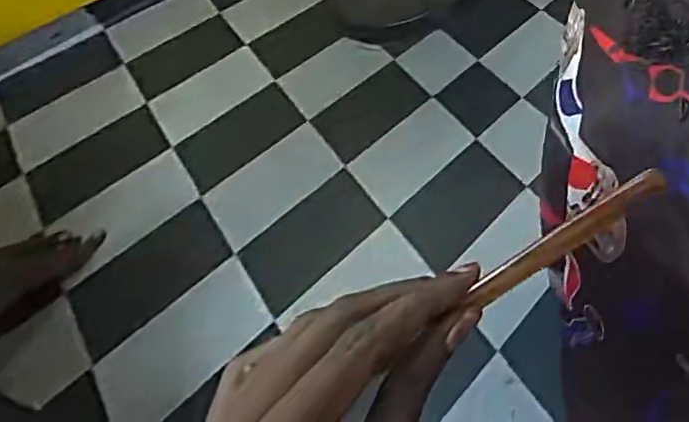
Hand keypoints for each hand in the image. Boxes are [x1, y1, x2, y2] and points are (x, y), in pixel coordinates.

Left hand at [208, 267, 480, 421]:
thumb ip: (415, 385)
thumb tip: (458, 320)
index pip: (360, 343)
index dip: (421, 303)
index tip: (465, 281)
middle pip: (332, 326)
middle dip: (401, 298)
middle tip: (453, 285)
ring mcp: (224, 419)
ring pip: (302, 331)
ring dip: (367, 310)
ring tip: (418, 303)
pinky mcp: (224, 416)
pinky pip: (272, 354)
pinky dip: (323, 333)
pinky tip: (357, 332)